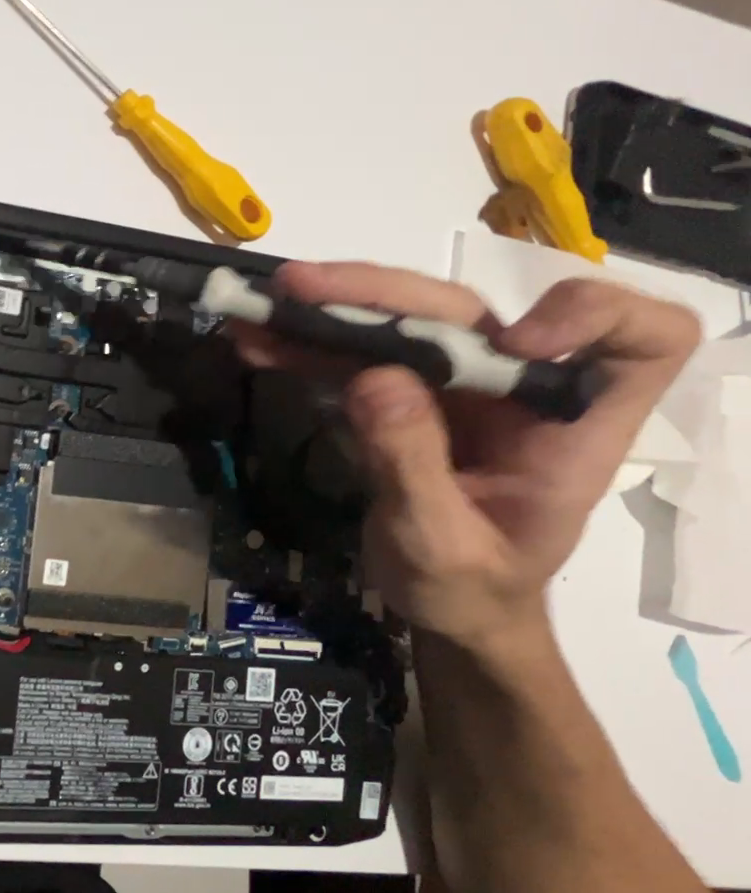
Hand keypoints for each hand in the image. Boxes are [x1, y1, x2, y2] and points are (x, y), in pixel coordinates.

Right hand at [230, 263, 700, 650]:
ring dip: (325, 309)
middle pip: (466, 311)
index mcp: (570, 425)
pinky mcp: (400, 390)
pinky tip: (255, 340)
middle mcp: (517, 387)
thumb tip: (374, 377)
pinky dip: (302, 343)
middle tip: (297, 289)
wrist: (444, 603)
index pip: (637, 342)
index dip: (588, 318)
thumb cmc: (467, 587)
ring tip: (258, 307)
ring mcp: (454, 384)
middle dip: (382, 294)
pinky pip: (352, 353)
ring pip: (398, 320)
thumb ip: (410, 464)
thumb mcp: (439, 544)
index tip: (512, 342)